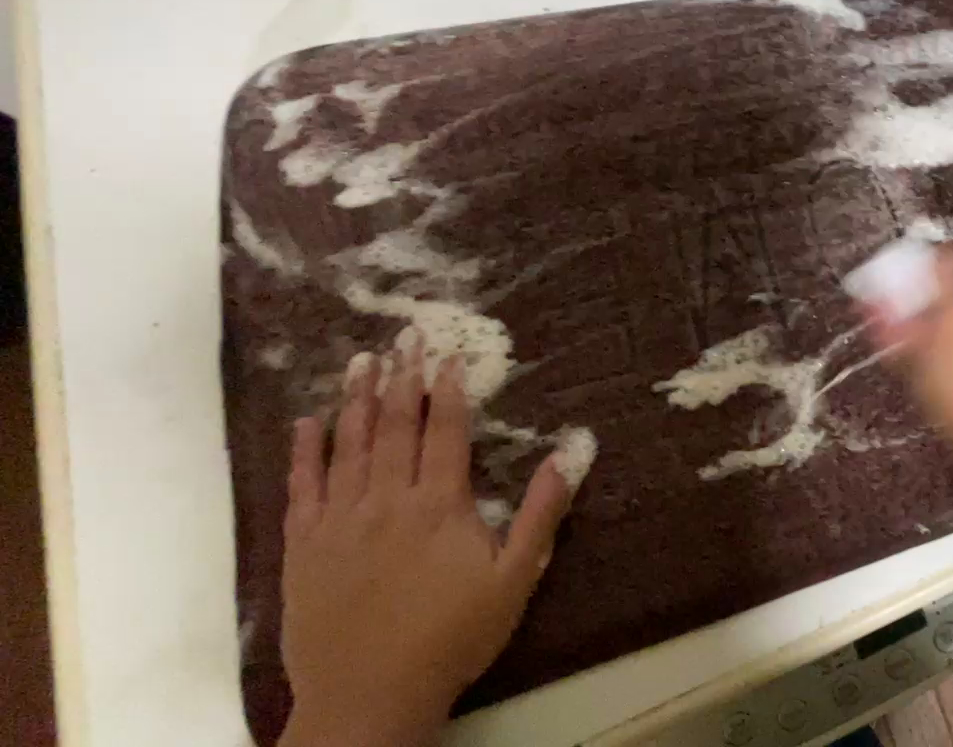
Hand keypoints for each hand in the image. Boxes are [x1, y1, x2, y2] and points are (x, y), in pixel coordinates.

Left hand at [278, 330, 572, 746]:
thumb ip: (541, 512)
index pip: (446, 431)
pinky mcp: (303, 548)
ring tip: (360, 360)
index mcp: (440, 504)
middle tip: (403, 337)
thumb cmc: (454, 634)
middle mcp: (388, 500)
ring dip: (355, 400)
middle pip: (394, 426)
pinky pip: (301, 488)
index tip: (447, 354)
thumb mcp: (517, 576)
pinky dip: (304, 451)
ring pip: (348, 446)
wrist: (369, 698)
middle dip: (400, 378)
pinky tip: (307, 420)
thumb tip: (568, 453)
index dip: (448, 389)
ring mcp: (340, 522)